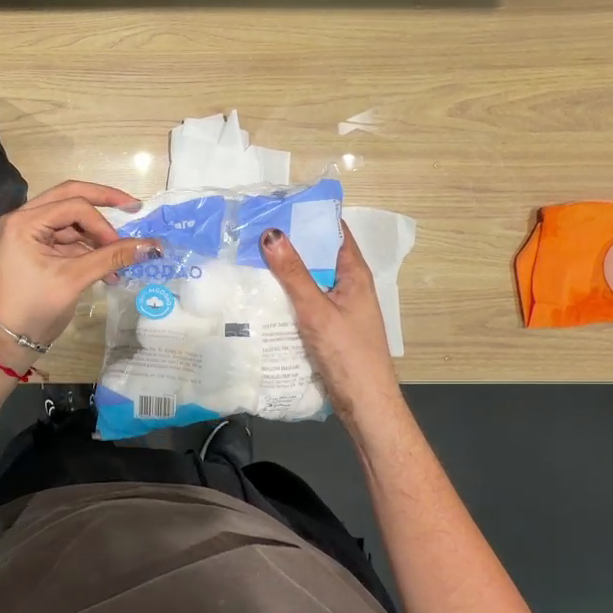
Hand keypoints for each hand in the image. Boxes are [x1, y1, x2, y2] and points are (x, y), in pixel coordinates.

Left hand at [0, 180, 156, 367]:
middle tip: (133, 206)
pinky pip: (67, 238)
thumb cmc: (35, 307)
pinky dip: (88, 249)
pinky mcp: (36, 248)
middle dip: (103, 204)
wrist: (10, 341)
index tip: (121, 246)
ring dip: (97, 236)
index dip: (102, 223)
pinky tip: (108, 267)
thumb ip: (112, 257)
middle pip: (70, 198)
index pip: (73, 205)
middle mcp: (22, 219)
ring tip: (120, 259)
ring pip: (71, 220)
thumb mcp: (75, 279)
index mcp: (23, 222)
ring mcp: (28, 233)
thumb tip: (154, 246)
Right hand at [260, 225, 398, 414]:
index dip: (309, 216)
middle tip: (250, 231)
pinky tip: (259, 296)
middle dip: (288, 244)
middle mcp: (348, 287)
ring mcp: (337, 309)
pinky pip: (302, 303)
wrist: (365, 406)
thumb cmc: (348, 355)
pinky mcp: (326, 329)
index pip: (333, 232)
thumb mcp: (317, 310)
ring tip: (247, 257)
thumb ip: (294, 274)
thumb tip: (272, 234)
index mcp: (355, 275)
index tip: (277, 206)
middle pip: (317, 256)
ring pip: (307, 281)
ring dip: (283, 272)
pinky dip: (284, 297)